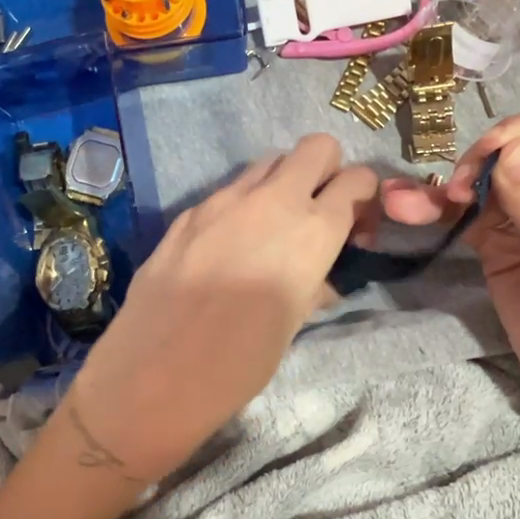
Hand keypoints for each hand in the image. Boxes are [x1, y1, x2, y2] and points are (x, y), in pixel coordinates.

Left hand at [65, 134, 377, 480]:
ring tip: (271, 227)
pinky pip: (227, 190)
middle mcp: (273, 200)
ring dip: (281, 182)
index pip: (357, 181)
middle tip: (317, 211)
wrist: (156, 371)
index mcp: (313, 231)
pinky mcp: (188, 212)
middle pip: (315, 147)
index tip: (356, 225)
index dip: (363, 198)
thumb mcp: (292, 326)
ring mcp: (224, 200)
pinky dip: (240, 205)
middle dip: (326, 170)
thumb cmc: (239, 363)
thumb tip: (319, 278)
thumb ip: (312, 288)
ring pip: (268, 162)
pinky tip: (227, 246)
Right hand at [381, 105, 519, 426]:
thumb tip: (508, 149)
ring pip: (481, 186)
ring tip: (399, 202)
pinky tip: (402, 210)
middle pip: (512, 153)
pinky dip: (435, 215)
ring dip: (441, 190)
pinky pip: (465, 221)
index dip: (519, 135)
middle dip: (473, 164)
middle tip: (450, 194)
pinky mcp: (501, 251)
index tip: (481, 160)